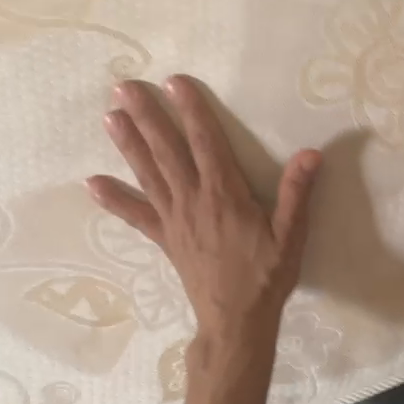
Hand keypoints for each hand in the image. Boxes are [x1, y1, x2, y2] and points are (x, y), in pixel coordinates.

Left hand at [87, 76, 320, 378]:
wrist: (237, 321)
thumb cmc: (268, 275)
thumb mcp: (292, 234)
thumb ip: (297, 192)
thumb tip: (311, 153)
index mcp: (225, 194)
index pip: (206, 142)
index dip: (191, 110)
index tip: (175, 82)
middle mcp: (193, 200)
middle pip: (166, 151)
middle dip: (147, 116)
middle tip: (123, 87)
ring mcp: (174, 220)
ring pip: (147, 174)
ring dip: (128, 144)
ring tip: (109, 117)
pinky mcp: (165, 239)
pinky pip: (135, 215)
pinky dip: (113, 199)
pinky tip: (92, 183)